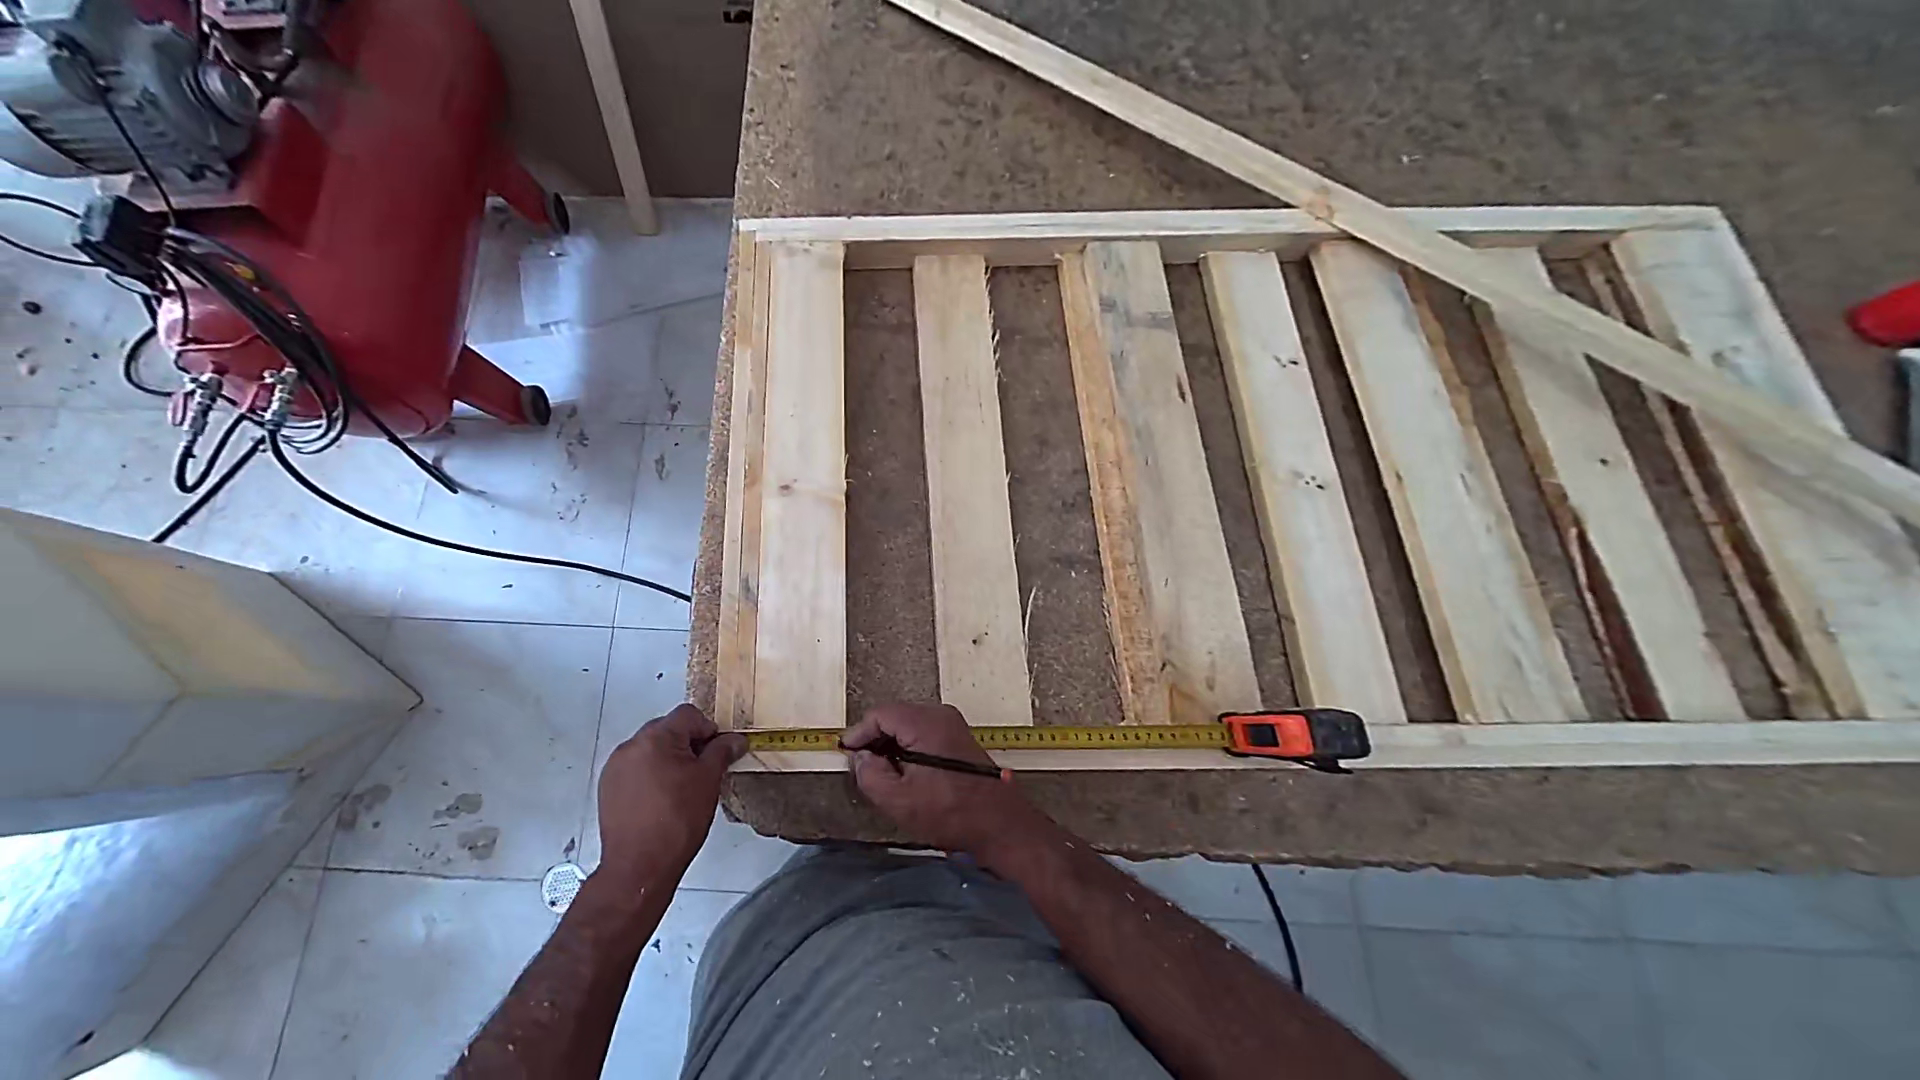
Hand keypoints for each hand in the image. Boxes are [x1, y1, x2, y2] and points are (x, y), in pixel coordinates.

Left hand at [597, 704, 744, 889]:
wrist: (639, 866)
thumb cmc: (679, 819)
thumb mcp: (709, 780)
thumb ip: (722, 751)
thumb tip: (735, 740)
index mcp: (656, 737)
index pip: (688, 714)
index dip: (708, 729)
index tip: (717, 754)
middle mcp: (631, 746)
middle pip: (667, 729)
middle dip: (688, 743)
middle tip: (702, 770)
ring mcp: (615, 767)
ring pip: (650, 749)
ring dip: (668, 758)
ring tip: (681, 788)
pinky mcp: (607, 788)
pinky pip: (635, 768)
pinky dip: (651, 774)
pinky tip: (661, 800)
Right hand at [842, 703, 1044, 854]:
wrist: (1000, 825)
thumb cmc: (953, 814)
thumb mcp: (900, 800)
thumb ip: (871, 775)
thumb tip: (861, 758)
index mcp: (926, 723)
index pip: (880, 714)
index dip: (859, 733)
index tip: (845, 753)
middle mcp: (940, 715)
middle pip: (894, 716)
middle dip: (874, 739)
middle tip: (859, 765)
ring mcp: (952, 725)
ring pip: (908, 725)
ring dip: (890, 745)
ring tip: (878, 773)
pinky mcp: (958, 739)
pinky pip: (922, 734)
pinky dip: (907, 748)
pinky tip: (902, 774)